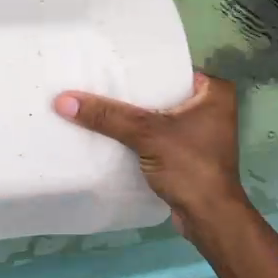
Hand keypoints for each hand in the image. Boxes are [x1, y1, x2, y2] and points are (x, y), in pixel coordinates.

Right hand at [54, 71, 249, 233]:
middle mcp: (212, 108)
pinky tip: (112, 132)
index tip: (110, 61)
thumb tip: (62, 100)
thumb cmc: (189, 166)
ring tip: (98, 103)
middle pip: (163, 92)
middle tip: (98, 81)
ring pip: (160, 116)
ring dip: (135, 116)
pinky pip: (159, 136)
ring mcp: (202, 133)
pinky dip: (140, 136)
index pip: (173, 68)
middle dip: (134, 92)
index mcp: (214, 92)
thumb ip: (108, 116)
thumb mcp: (146, 134)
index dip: (143, 66)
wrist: (208, 216)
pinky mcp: (189, 154)